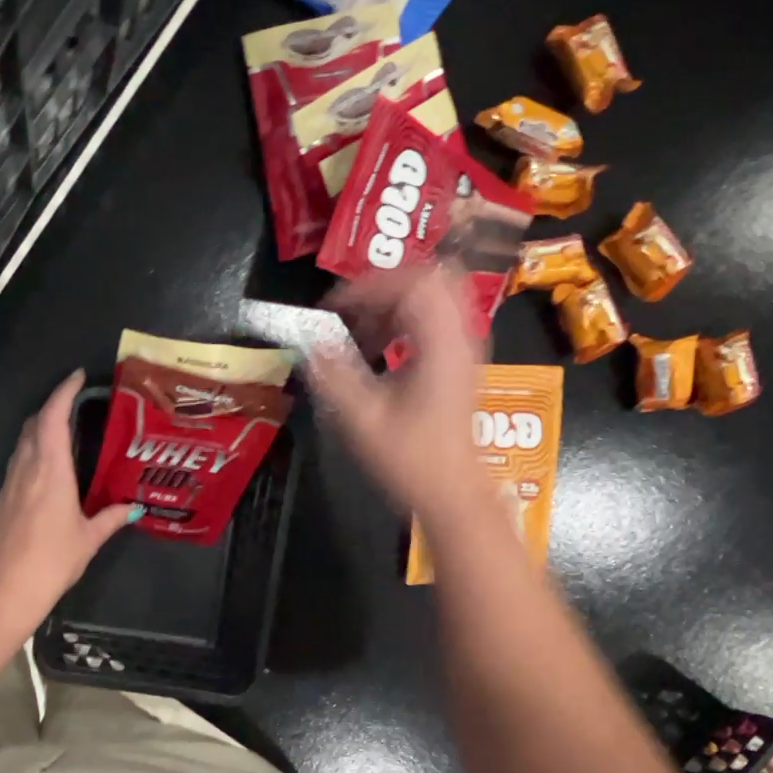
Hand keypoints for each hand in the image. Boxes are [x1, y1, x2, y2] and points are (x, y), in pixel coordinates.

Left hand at [0, 371, 139, 643]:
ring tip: (66, 428)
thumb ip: (111, 518)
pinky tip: (49, 464)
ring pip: (24, 441)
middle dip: (53, 407)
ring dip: (42, 427)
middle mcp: (27, 467)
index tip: (77, 376)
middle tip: (77, 403)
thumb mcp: (88, 539)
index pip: (53, 416)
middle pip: (36, 423)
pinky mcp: (4, 498)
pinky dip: (34, 449)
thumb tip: (133, 507)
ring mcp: (11, 482)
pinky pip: (19, 460)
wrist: (6, 590)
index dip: (64, 392)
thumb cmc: (51, 561)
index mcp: (50, 469)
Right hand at [307, 266, 485, 522]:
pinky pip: (433, 320)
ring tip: (358, 332)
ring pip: (433, 296)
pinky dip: (402, 322)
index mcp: (441, 346)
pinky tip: (376, 350)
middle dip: (383, 286)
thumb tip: (308, 345)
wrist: (454, 494)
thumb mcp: (362, 420)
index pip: (412, 284)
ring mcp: (464, 349)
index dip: (368, 287)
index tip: (333, 309)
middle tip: (348, 310)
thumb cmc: (410, 461)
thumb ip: (333, 375)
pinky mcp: (458, 363)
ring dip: (391, 304)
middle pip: (430, 278)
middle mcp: (460, 338)